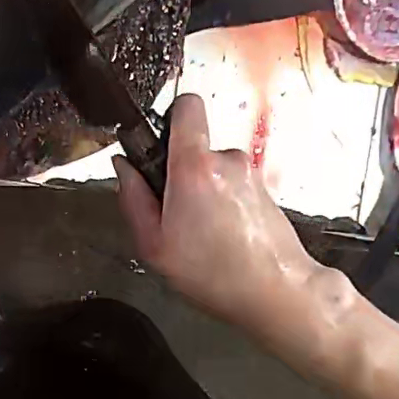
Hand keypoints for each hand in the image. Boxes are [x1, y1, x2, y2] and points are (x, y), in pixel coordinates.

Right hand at [116, 95, 335, 336]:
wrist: (275, 291)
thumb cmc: (213, 273)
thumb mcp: (154, 246)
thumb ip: (133, 199)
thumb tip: (123, 167)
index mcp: (194, 167)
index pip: (187, 106)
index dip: (170, 118)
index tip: (160, 147)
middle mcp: (226, 160)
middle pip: (195, 147)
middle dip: (181, 173)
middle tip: (177, 216)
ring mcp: (250, 173)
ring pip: (214, 169)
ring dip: (204, 192)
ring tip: (203, 234)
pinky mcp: (265, 188)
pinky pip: (232, 185)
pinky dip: (224, 203)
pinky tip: (224, 237)